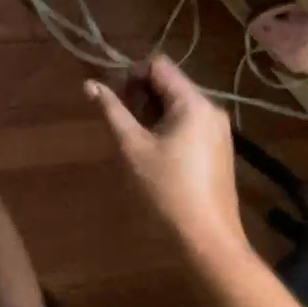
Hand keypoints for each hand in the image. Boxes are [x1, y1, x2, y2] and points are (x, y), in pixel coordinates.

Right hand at [85, 56, 248, 260]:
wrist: (209, 241)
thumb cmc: (167, 190)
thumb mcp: (133, 147)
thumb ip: (112, 110)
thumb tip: (89, 83)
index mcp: (193, 103)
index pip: (158, 65)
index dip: (131, 73)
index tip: (114, 97)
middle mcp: (210, 108)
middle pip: (168, 82)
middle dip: (140, 93)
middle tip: (121, 119)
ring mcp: (217, 129)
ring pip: (177, 102)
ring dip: (151, 110)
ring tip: (135, 137)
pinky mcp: (218, 147)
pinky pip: (188, 120)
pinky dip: (167, 124)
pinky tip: (154, 150)